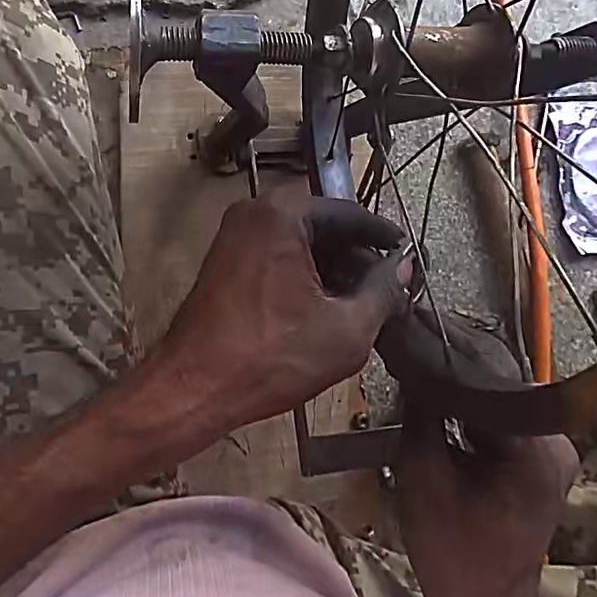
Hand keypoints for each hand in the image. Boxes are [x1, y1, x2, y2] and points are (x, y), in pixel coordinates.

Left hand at [139, 189, 410, 433]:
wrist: (193, 387)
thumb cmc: (269, 358)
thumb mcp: (345, 329)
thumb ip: (382, 291)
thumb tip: (403, 266)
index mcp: (282, 213)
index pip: (348, 211)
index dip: (381, 234)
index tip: (402, 252)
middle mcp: (254, 210)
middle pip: (321, 220)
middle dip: (354, 250)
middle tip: (383, 280)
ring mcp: (235, 232)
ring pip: (298, 235)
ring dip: (329, 260)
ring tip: (358, 297)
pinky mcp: (225, 255)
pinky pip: (276, 248)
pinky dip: (302, 267)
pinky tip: (322, 301)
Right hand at [393, 317, 579, 596]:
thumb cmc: (451, 551)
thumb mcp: (422, 472)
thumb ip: (420, 408)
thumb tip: (412, 357)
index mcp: (537, 447)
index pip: (488, 374)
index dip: (444, 351)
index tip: (412, 332)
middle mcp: (557, 439)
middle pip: (497, 379)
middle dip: (452, 367)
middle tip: (412, 348)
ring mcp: (555, 446)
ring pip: (499, 392)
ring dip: (461, 385)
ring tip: (422, 367)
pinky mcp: (543, 454)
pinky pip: (503, 411)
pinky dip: (472, 405)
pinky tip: (443, 398)